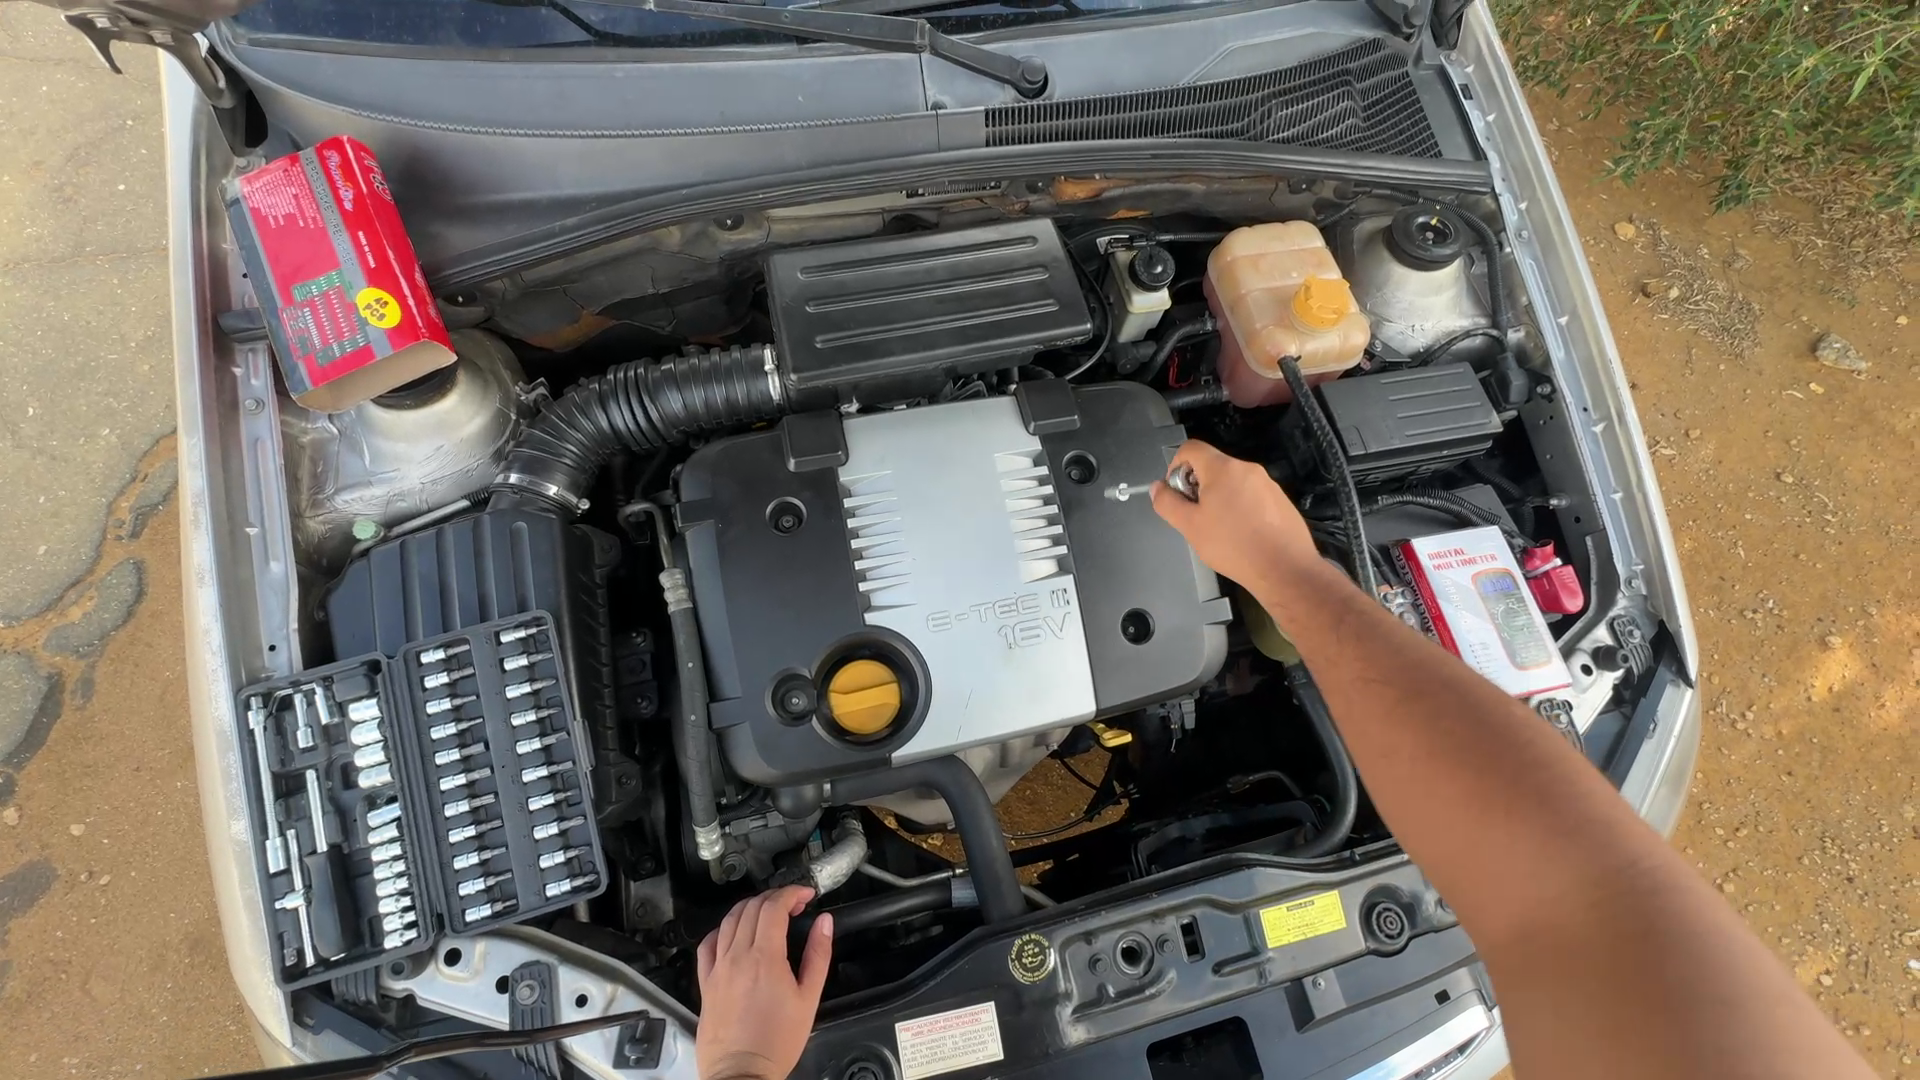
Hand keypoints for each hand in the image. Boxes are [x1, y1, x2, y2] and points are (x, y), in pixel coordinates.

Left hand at [696, 886, 833, 1079]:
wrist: (741, 1077)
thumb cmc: (777, 1042)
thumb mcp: (809, 999)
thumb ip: (818, 955)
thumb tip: (824, 922)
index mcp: (765, 958)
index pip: (774, 907)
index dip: (792, 894)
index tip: (805, 895)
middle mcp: (738, 957)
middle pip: (752, 908)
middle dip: (775, 897)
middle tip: (792, 905)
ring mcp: (718, 969)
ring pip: (729, 920)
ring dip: (750, 907)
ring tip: (767, 912)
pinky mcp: (705, 983)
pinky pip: (708, 945)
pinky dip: (722, 929)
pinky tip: (734, 932)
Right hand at [1152, 440, 1317, 591]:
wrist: (1285, 568)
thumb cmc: (1234, 546)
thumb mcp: (1190, 526)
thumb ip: (1168, 503)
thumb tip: (1158, 488)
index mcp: (1223, 469)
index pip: (1191, 448)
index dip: (1175, 466)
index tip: (1177, 493)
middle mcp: (1247, 469)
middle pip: (1212, 466)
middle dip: (1197, 486)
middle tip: (1196, 517)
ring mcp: (1267, 483)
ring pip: (1231, 482)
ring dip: (1218, 499)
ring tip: (1219, 530)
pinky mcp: (1280, 500)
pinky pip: (1250, 495)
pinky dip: (1239, 508)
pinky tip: (1241, 535)